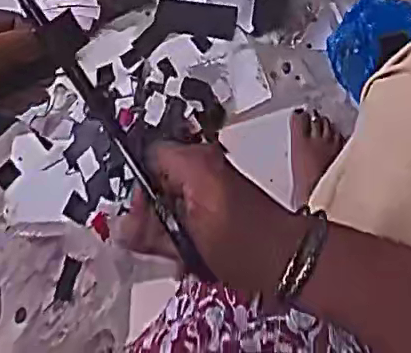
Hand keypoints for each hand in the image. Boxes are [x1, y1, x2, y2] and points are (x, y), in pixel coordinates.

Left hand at [0, 10, 41, 129]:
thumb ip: (16, 43)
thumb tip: (41, 39)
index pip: (7, 19)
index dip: (30, 33)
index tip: (49, 47)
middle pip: (5, 50)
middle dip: (27, 63)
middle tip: (45, 73)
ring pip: (0, 79)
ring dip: (19, 86)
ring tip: (32, 93)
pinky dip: (4, 106)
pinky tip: (12, 110)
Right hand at [115, 141, 308, 300]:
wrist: (287, 256)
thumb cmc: (247, 247)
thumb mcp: (189, 245)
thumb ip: (152, 232)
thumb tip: (123, 226)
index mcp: (194, 163)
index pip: (147, 155)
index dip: (138, 185)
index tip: (139, 213)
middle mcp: (204, 158)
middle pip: (159, 171)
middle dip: (154, 205)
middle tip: (159, 235)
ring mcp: (214, 169)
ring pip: (173, 185)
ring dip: (170, 214)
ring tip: (180, 245)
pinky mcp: (222, 183)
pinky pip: (190, 191)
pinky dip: (186, 214)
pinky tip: (193, 243)